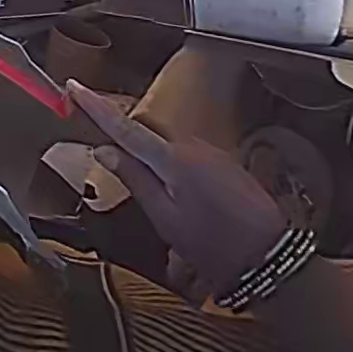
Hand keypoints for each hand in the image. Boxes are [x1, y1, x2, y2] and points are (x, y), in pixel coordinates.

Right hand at [69, 80, 286, 302]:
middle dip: (123, 129)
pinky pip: (186, 150)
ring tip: (141, 175)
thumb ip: (133, 178)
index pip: (123, 126)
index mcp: (172, 159)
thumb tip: (104, 150)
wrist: (278, 266)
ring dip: (148, 147)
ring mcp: (212, 154)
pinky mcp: (226, 164)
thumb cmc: (216, 248)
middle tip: (104, 142)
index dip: (95, 105)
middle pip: (146, 126)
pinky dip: (169, 158)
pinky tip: (173, 184)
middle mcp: (192, 147)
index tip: (73, 85)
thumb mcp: (165, 219)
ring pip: (166, 138)